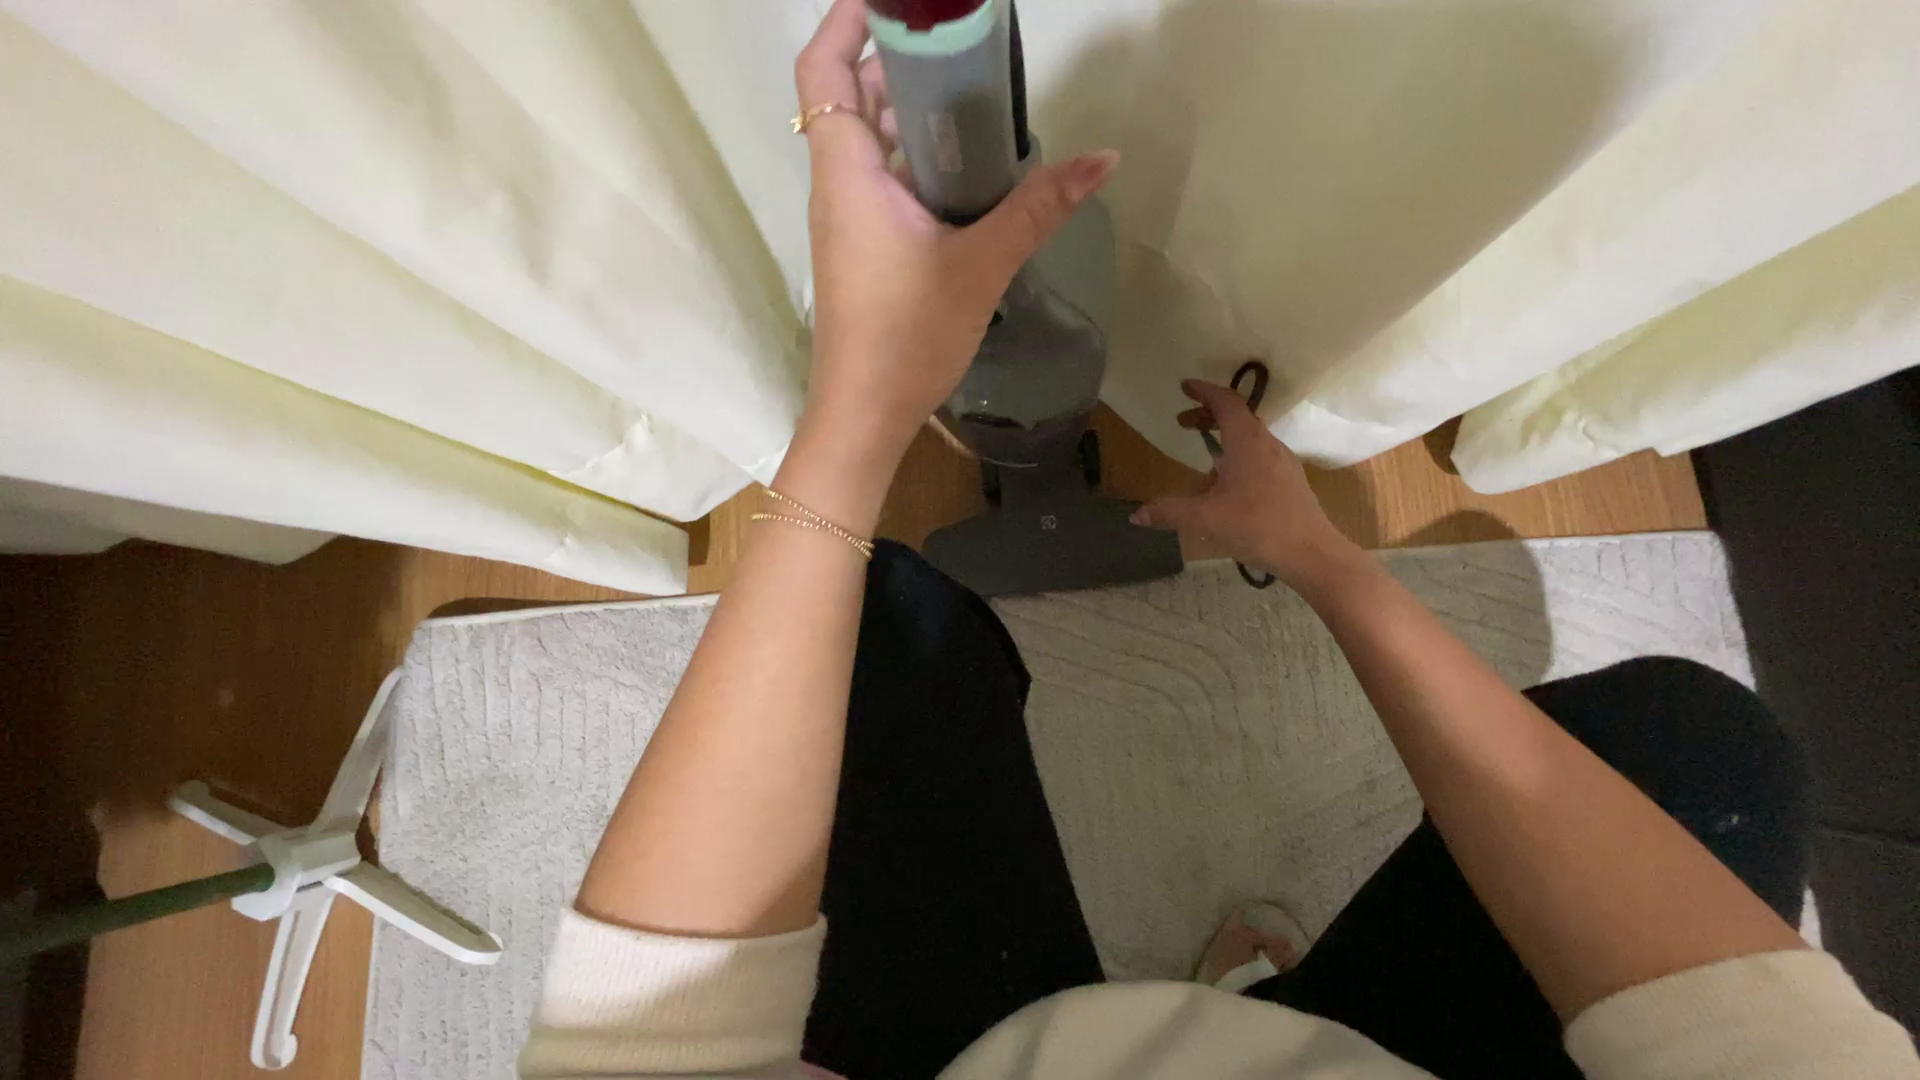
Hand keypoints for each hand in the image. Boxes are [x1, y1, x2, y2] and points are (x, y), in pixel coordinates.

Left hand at [793, 0, 1119, 466]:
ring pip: (869, 148)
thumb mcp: (980, 267)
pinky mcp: (861, 254)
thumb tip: (1104, 159)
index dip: (849, 19)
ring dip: (912, 122)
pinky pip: (881, 188)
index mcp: (849, 175)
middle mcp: (838, 190)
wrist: (864, 413)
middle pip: (850, 100)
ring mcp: (846, 225)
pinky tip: (966, 183)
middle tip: (964, 59)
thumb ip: (1038, 209)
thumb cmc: (908, 337)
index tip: (900, 2)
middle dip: (900, 68)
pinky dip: (915, 169)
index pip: (823, 69)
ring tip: (975, 115)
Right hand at [1132, 379, 1366, 590]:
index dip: (1204, 391)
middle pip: (1238, 417)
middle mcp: (1267, 444)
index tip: (1184, 386)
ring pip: (1250, 438)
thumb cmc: (1257, 527)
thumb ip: (1169, 512)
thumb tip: (1136, 515)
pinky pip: (1259, 457)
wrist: (1311, 553)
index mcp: (1247, 442)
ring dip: (1224, 439)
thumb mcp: (1205, 519)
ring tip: (1202, 462)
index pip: (1225, 402)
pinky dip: (1238, 457)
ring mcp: (1282, 461)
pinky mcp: (1290, 480)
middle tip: (1183, 423)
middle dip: (1209, 415)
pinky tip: (1227, 487)